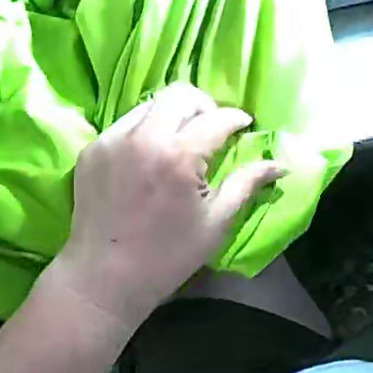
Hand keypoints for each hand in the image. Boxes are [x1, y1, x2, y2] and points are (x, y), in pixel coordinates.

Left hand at [42, 83, 283, 330]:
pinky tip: (150, 156)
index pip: (217, 118)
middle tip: (211, 128)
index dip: (236, 119)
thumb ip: (247, 184)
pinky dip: (144, 130)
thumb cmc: (167, 256)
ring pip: (151, 104)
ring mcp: (112, 140)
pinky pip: (125, 124)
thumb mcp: (216, 223)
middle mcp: (143, 137)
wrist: (103, 277)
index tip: (243, 125)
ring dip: (172, 115)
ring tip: (180, 140)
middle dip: (204, 105)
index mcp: (178, 156)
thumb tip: (280, 164)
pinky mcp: (92, 148)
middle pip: (181, 94)